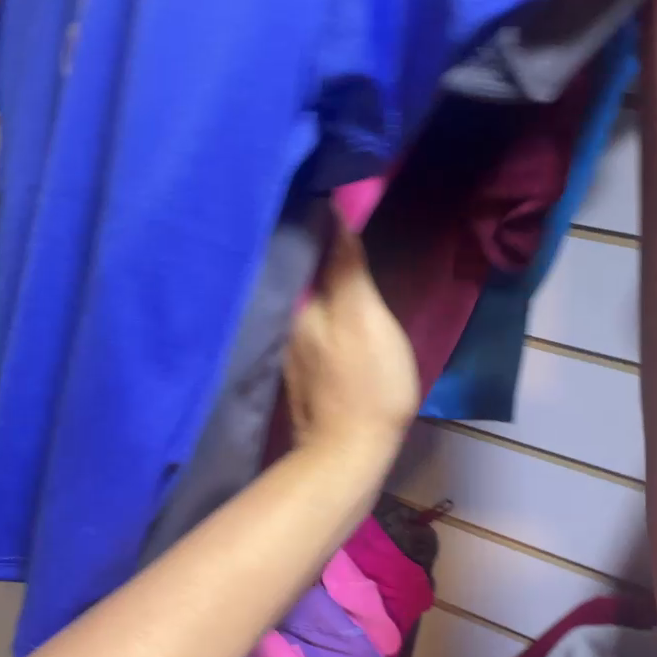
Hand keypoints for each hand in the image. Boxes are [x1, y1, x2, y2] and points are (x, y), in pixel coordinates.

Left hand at [283, 215, 419, 461]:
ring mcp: (292, 358)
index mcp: (304, 307)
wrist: (346, 455)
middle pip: (309, 283)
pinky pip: (313, 338)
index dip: (328, 229)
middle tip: (350, 237)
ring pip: (310, 311)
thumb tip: (332, 213)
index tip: (342, 202)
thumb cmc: (368, 385)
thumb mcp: (365, 318)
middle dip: (324, 261)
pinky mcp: (301, 383)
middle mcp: (288, 327)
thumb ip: (347, 269)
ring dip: (324, 293)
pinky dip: (324, 324)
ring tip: (345, 273)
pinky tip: (337, 323)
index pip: (312, 254)